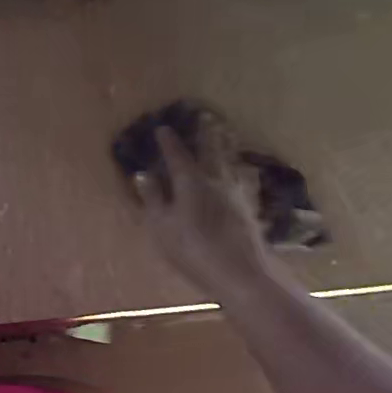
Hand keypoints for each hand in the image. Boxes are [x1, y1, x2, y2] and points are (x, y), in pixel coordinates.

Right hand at [135, 125, 277, 301]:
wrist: (242, 275)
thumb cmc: (192, 249)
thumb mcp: (161, 225)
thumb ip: (153, 198)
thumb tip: (143, 174)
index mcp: (191, 182)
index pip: (177, 156)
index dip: (169, 142)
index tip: (163, 128)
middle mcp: (216, 181)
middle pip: (211, 152)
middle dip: (205, 134)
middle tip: (205, 117)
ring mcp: (236, 195)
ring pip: (229, 164)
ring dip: (223, 149)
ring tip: (223, 138)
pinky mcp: (248, 210)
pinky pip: (239, 181)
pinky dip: (234, 171)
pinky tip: (236, 175)